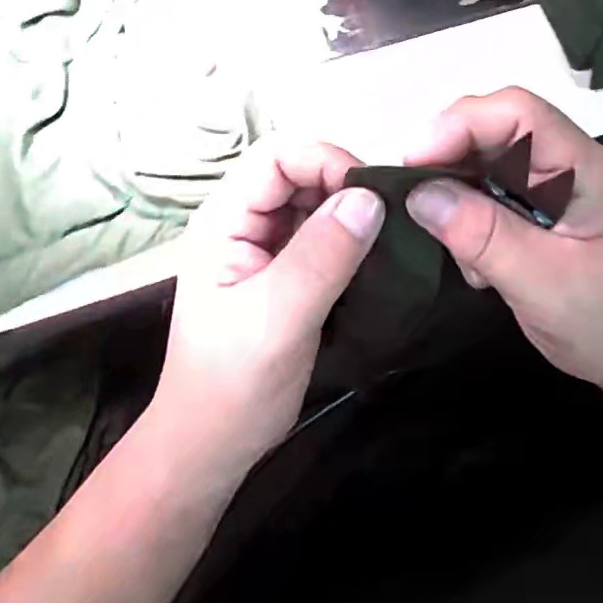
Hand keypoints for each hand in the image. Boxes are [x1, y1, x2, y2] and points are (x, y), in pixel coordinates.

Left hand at [150, 140, 384, 475]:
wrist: (213, 445)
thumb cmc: (232, 383)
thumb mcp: (278, 318)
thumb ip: (322, 255)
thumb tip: (370, 197)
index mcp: (226, 220)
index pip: (278, 157)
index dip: (324, 162)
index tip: (370, 196)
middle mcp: (245, 221)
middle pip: (300, 173)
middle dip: (344, 185)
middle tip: (389, 217)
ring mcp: (266, 245)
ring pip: (317, 201)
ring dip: (353, 211)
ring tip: (389, 236)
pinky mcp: (288, 269)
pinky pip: (325, 233)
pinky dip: (353, 237)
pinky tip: (376, 256)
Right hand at [404, 88, 602, 396]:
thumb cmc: (601, 322)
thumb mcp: (541, 284)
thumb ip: (483, 237)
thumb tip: (419, 194)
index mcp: (585, 169)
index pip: (522, 113)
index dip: (464, 123)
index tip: (417, 162)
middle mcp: (566, 161)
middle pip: (496, 126)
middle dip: (450, 155)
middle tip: (415, 199)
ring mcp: (548, 179)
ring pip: (482, 154)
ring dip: (454, 190)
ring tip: (453, 242)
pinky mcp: (532, 199)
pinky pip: (483, 184)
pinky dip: (464, 213)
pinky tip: (473, 257)